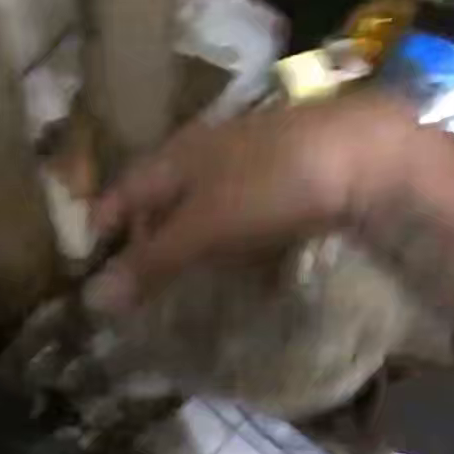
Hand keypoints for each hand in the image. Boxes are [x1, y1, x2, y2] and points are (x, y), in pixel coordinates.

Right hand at [86, 93, 420, 312]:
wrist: (364, 157)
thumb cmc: (268, 187)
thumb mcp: (202, 229)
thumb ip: (151, 263)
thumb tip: (94, 299)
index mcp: (174, 159)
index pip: (121, 193)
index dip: (102, 226)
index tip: (90, 264)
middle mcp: (203, 154)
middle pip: (158, 200)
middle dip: (144, 240)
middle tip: (137, 282)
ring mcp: (244, 163)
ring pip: (198, 207)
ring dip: (185, 243)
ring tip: (181, 279)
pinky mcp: (279, 178)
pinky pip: (237, 214)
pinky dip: (226, 240)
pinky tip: (234, 263)